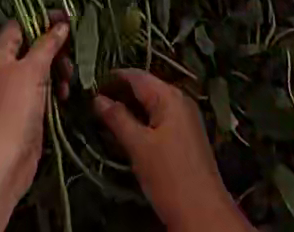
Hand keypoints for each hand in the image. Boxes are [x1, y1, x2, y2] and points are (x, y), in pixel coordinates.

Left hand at [0, 18, 68, 231]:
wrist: (0, 164)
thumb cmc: (12, 110)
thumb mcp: (31, 71)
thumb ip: (47, 45)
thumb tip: (61, 24)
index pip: (20, 24)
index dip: (42, 19)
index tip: (68, 20)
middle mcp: (3, 68)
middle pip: (30, 46)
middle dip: (53, 49)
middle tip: (70, 59)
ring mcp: (12, 91)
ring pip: (37, 69)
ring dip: (55, 70)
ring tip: (67, 82)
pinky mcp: (22, 112)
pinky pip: (39, 91)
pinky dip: (52, 90)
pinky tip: (62, 97)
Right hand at [94, 70, 253, 231]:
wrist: (206, 218)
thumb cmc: (170, 178)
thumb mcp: (138, 146)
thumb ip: (117, 118)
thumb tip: (97, 98)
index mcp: (169, 97)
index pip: (134, 76)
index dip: (110, 78)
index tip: (88, 86)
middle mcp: (179, 101)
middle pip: (143, 88)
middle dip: (118, 94)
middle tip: (92, 104)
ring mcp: (184, 120)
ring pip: (149, 106)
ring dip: (128, 110)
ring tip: (103, 118)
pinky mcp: (185, 138)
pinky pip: (157, 120)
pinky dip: (140, 122)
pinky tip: (125, 133)